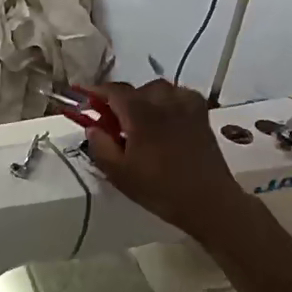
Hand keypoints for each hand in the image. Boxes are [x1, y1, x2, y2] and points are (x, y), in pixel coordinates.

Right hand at [85, 78, 252, 239]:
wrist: (208, 202)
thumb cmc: (159, 188)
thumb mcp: (118, 172)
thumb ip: (100, 145)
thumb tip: (92, 127)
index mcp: (141, 113)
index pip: (114, 91)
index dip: (96, 92)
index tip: (83, 97)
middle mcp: (164, 102)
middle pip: (136, 89)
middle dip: (120, 101)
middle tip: (111, 121)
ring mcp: (186, 107)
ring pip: (159, 89)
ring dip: (143, 99)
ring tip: (138, 120)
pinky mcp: (201, 116)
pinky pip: (180, 96)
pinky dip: (167, 100)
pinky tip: (164, 118)